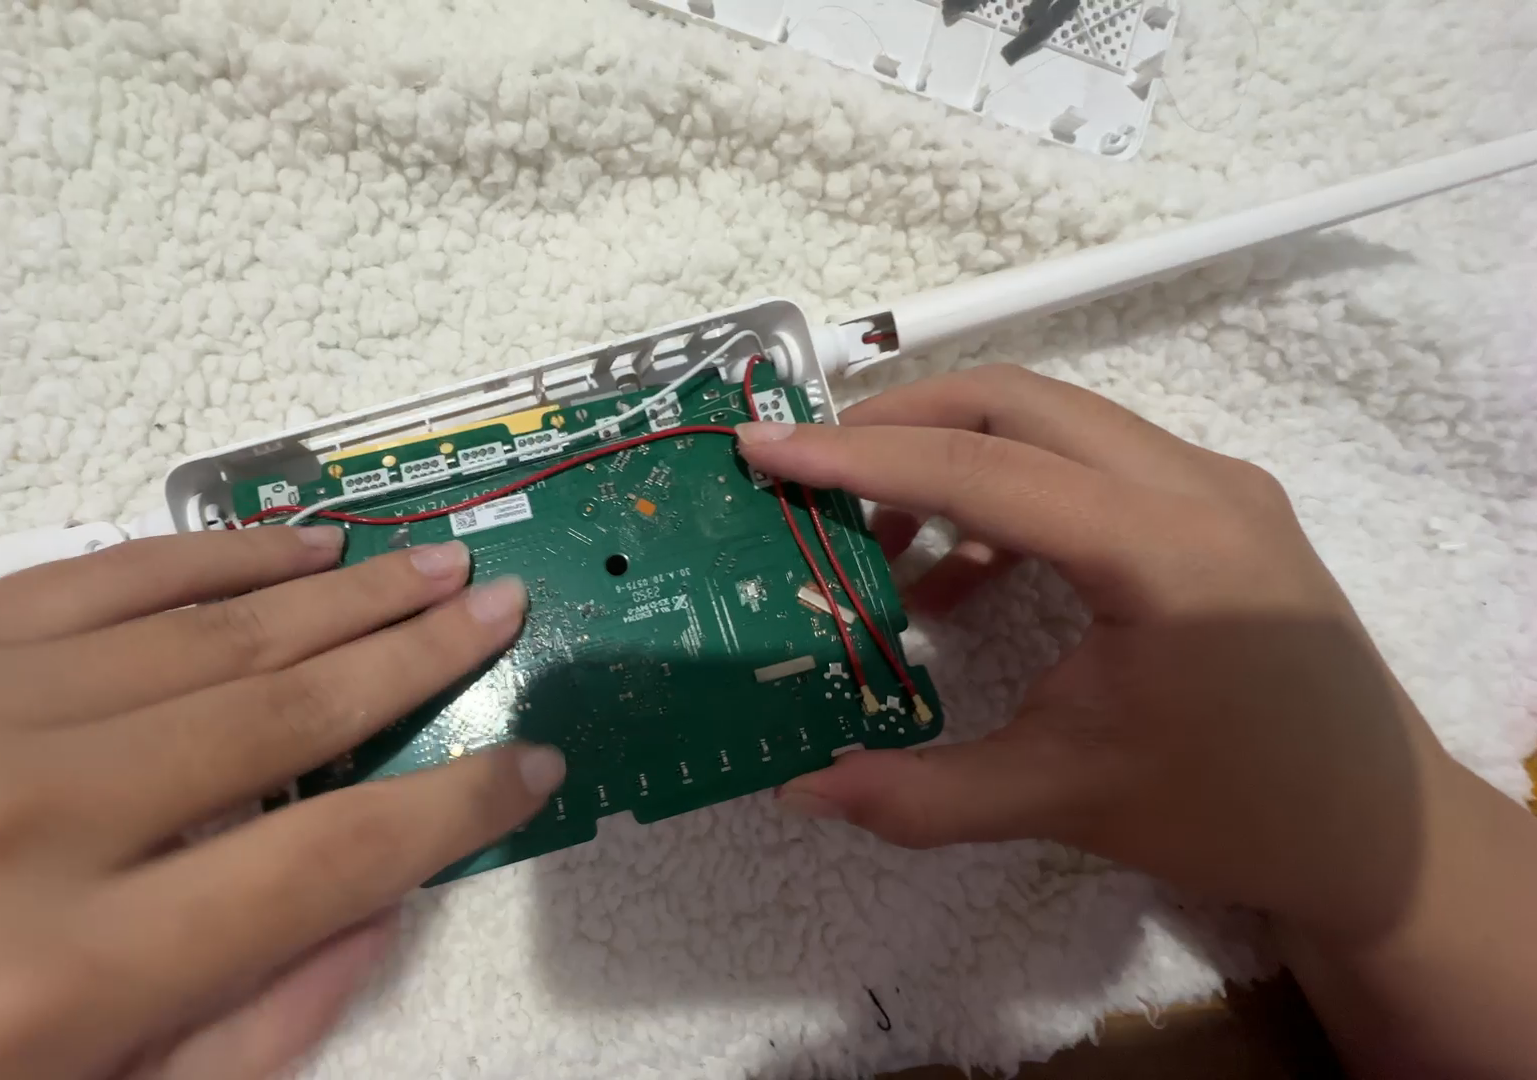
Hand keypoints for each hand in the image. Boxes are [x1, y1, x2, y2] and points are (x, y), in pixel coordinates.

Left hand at [0, 529, 562, 1079]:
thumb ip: (258, 1026)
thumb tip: (391, 895)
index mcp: (55, 986)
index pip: (326, 862)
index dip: (453, 808)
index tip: (535, 759)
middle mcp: (20, 825)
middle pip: (287, 709)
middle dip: (422, 652)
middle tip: (505, 604)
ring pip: (220, 628)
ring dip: (352, 592)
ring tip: (439, 565)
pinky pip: (117, 574)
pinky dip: (233, 555)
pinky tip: (314, 545)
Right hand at [738, 364, 1455, 941]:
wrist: (1382, 831)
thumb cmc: (1229, 810)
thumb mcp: (1061, 800)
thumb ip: (920, 794)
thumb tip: (798, 792)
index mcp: (1165, 554)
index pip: (982, 471)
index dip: (858, 457)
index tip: (765, 447)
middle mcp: (1193, 487)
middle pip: (1011, 402)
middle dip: (892, 423)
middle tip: (807, 462)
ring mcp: (1205, 484)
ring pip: (1041, 418)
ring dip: (939, 453)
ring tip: (871, 528)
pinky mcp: (1199, 501)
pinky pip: (1069, 462)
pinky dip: (987, 494)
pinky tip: (952, 572)